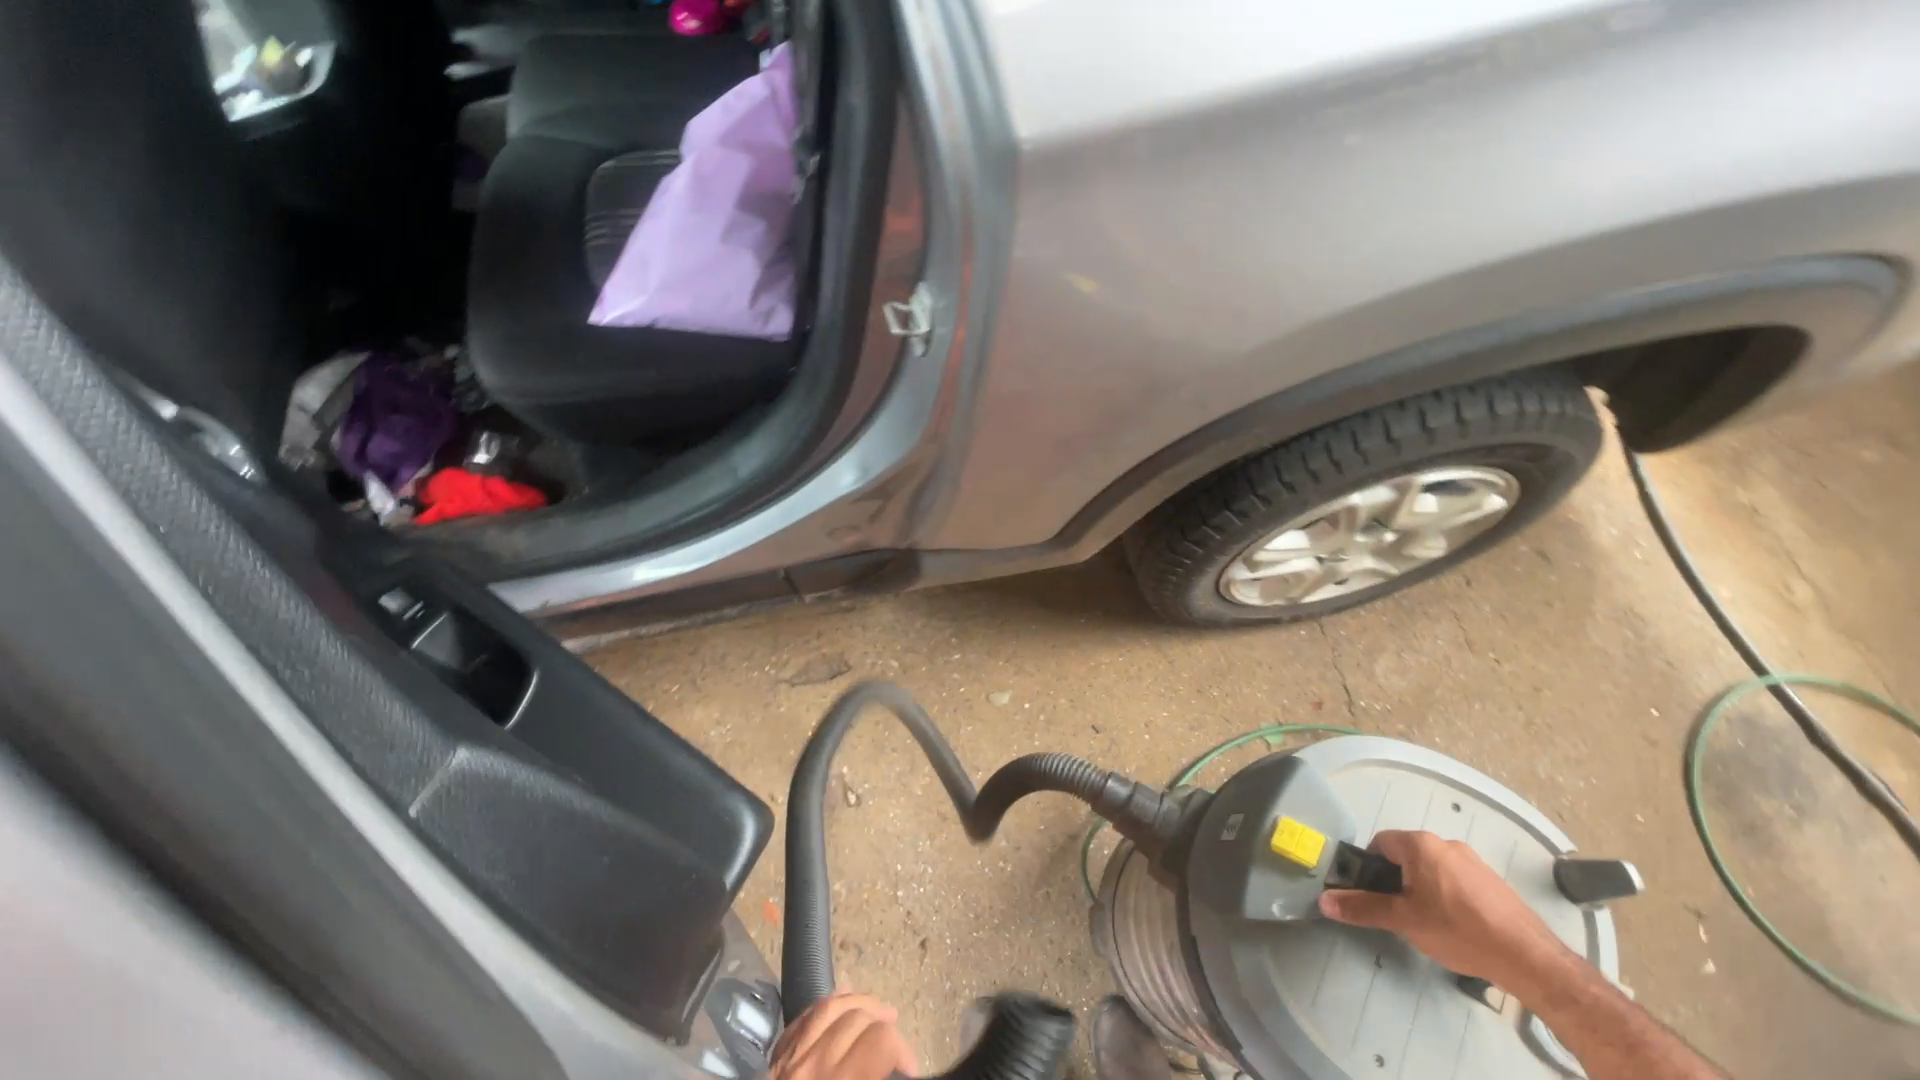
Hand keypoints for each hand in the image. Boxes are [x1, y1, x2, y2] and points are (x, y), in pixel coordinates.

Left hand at [770, 994, 917, 1079]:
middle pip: (856, 1018)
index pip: (879, 1041)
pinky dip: (824, 1008)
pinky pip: (801, 1020)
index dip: (903, 1050)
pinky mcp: (772, 1062)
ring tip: (877, 1011)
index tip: (910, 1069)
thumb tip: (896, 1073)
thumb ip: (870, 1077)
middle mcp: (812, 1067)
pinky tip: (839, 1008)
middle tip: (896, 1040)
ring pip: (826, 1008)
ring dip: (857, 1004)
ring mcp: (787, 1060)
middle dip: (883, 1022)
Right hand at [1318, 830, 1572, 992]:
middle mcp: (1446, 844)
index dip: (1369, 867)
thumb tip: (1324, 900)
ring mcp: (1473, 861)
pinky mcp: (1492, 881)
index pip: (1380, 843)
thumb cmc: (1457, 930)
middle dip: (1395, 880)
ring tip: (1425, 922)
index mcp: (1421, 845)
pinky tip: (1454, 925)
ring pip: (1432, 868)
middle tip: (1395, 912)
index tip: (1370, 894)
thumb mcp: (1403, 921)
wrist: (1527, 957)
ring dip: (1421, 888)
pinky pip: (1455, 879)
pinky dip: (1446, 895)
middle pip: (1406, 855)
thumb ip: (1363, 907)